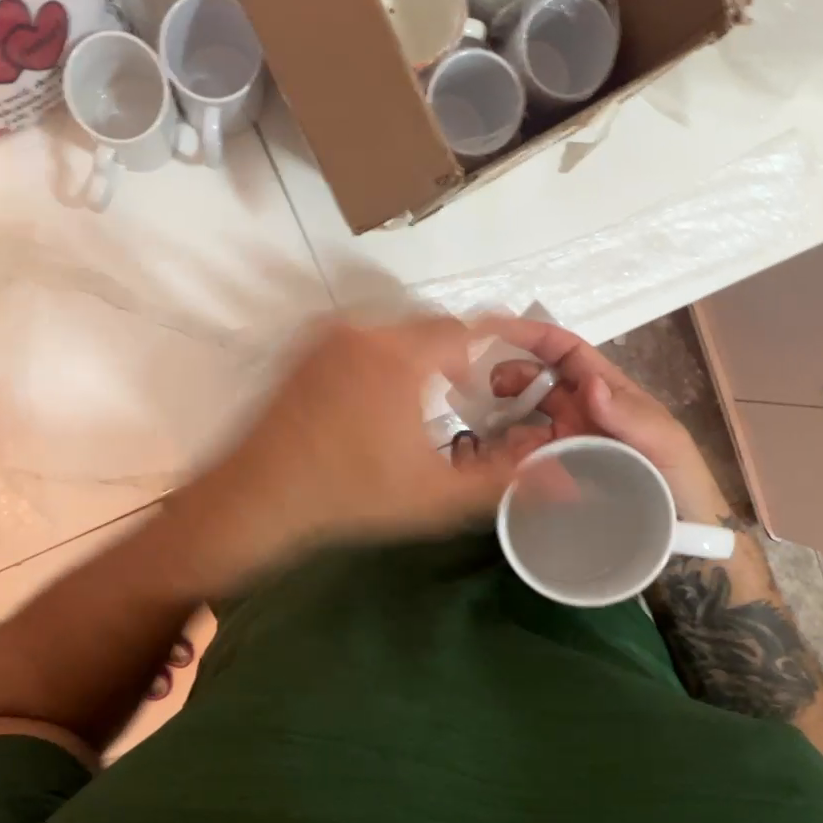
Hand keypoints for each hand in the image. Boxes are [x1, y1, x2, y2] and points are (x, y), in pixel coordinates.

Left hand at [175, 315, 540, 575]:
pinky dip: (383, 356)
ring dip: (419, 354)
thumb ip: (503, 481)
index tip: (515, 364)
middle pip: (431, 325)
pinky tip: (381, 399)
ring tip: (429, 397)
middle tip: (471, 391)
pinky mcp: (303, 350)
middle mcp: (363, 329)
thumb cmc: (348, 496)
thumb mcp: (434, 495)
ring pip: (394, 330)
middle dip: (458, 352)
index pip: (469, 327)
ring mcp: (326, 336)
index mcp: (399, 355)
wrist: (256, 497)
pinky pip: (360, 338)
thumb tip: (567, 477)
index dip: (500, 342)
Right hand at [475, 317, 730, 523]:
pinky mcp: (552, 479)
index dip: (535, 337)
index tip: (500, 332)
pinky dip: (508, 462)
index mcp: (607, 392)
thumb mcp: (664, 442)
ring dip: (505, 425)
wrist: (682, 534)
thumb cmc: (680, 480)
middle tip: (491, 393)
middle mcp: (581, 413)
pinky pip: (521, 463)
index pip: (566, 353)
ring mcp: (564, 446)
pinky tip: (505, 470)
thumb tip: (589, 384)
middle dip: (510, 379)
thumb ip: (629, 415)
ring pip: (522, 423)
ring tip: (494, 438)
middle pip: (535, 383)